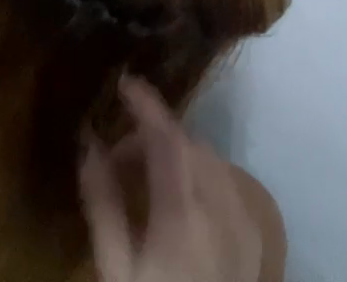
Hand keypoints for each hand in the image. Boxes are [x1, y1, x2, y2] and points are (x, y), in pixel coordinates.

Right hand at [78, 78, 263, 281]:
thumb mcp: (114, 267)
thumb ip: (102, 201)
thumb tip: (89, 142)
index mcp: (183, 216)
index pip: (168, 138)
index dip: (146, 103)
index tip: (122, 82)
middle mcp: (223, 212)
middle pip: (189, 145)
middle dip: (152, 136)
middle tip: (117, 157)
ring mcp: (246, 229)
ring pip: (212, 162)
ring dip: (178, 154)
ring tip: (145, 180)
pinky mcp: (257, 245)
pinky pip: (230, 186)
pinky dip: (202, 175)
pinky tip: (180, 201)